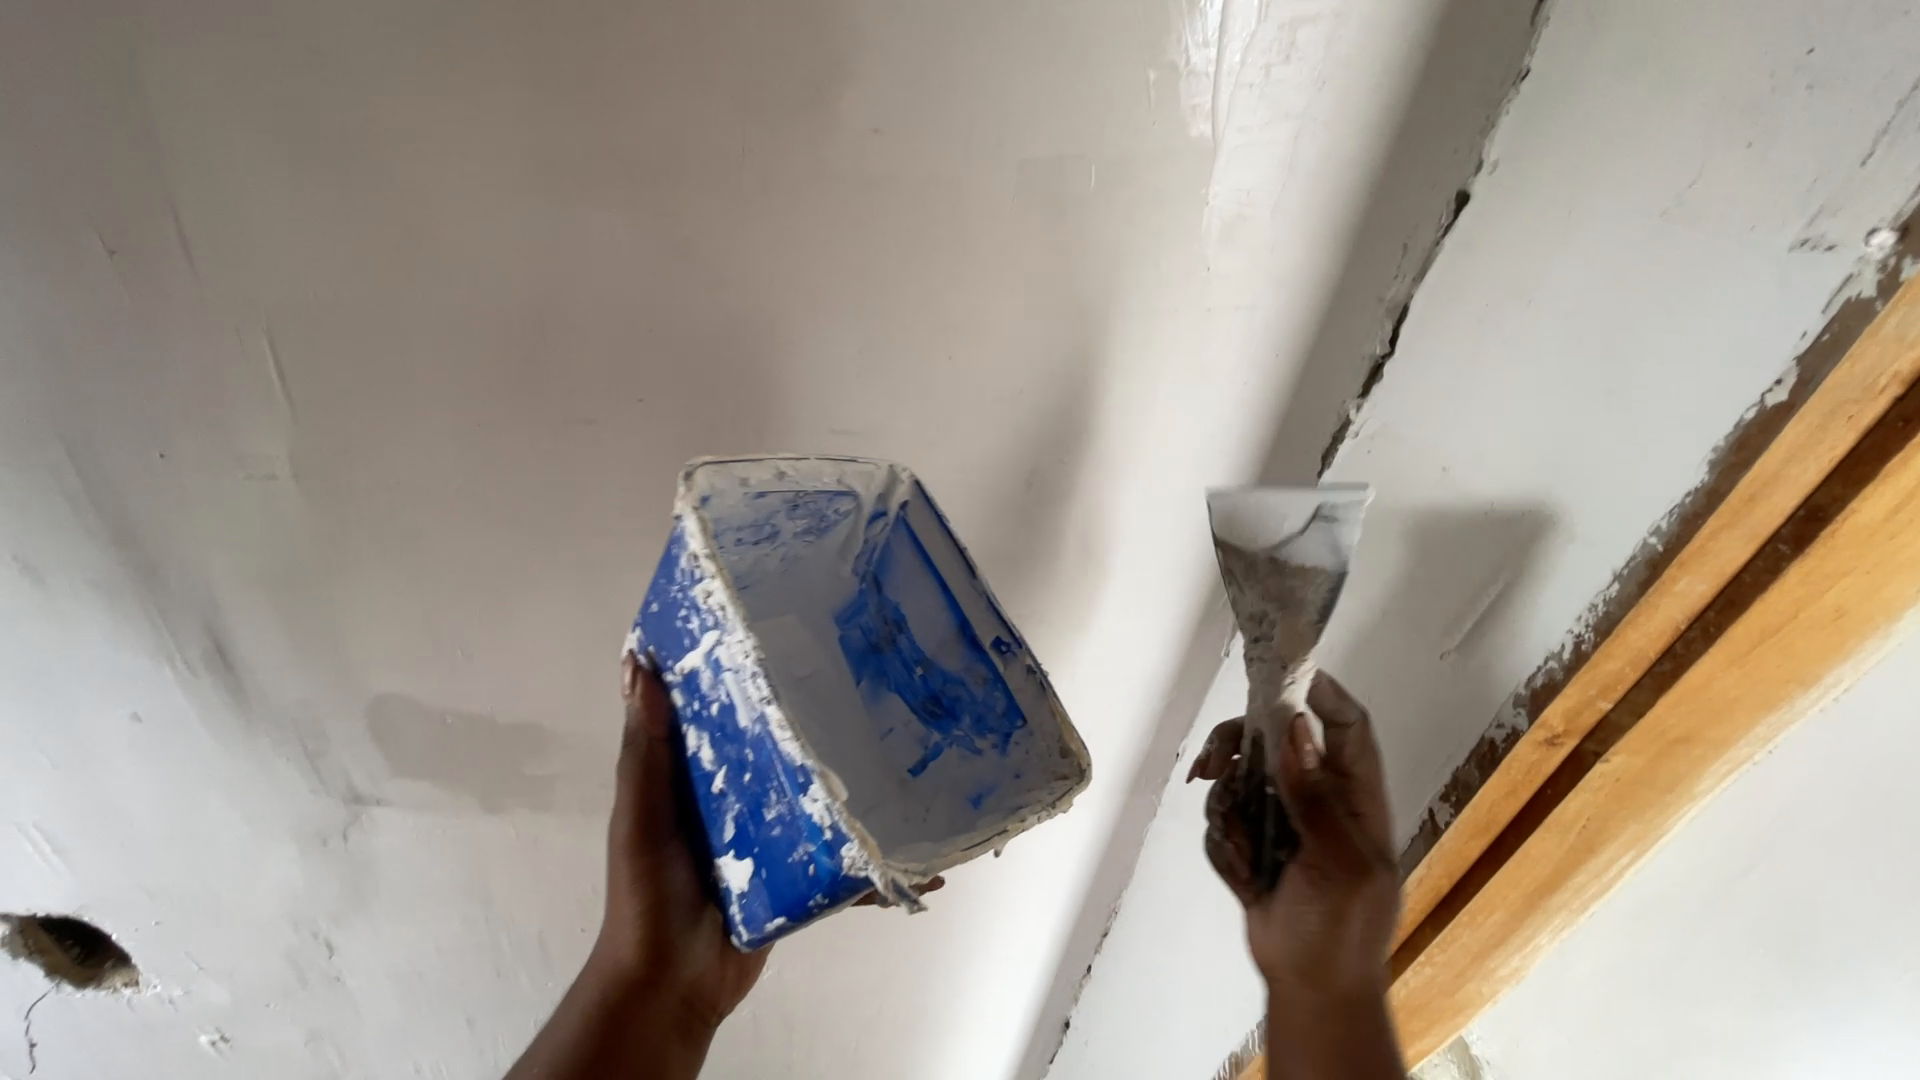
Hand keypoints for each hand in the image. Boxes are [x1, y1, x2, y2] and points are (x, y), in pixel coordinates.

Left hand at [507, 653, 944, 1079]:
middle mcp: (746, 797)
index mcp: (704, 773)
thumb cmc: (649, 890)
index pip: (731, 708)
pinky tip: (926, 860)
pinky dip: (883, 866)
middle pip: (791, 749)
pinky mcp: (803, 877)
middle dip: (826, 720)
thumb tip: (640, 664)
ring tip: (914, 755)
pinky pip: (849, 864)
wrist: (672, 984)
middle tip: (874, 680)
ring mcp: (778, 837)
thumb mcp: (641, 812)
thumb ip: (646, 748)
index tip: (790, 625)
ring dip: (866, 786)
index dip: (753, 670)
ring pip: (827, 800)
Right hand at [1188, 671, 1402, 1077]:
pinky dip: (1224, 843)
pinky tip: (1244, 876)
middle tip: (1209, 767)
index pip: (1345, 724)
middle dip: (1235, 748)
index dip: (1318, 691)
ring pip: (1238, 777)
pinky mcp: (1252, 839)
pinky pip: (1222, 817)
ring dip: (1228, 812)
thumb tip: (1294, 727)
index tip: (1275, 673)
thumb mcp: (1340, 864)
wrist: (1310, 987)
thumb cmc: (1341, 929)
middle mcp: (1316, 796)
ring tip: (1244, 856)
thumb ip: (1315, 797)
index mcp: (1354, 796)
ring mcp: (1281, 817)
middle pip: (1271, 738)